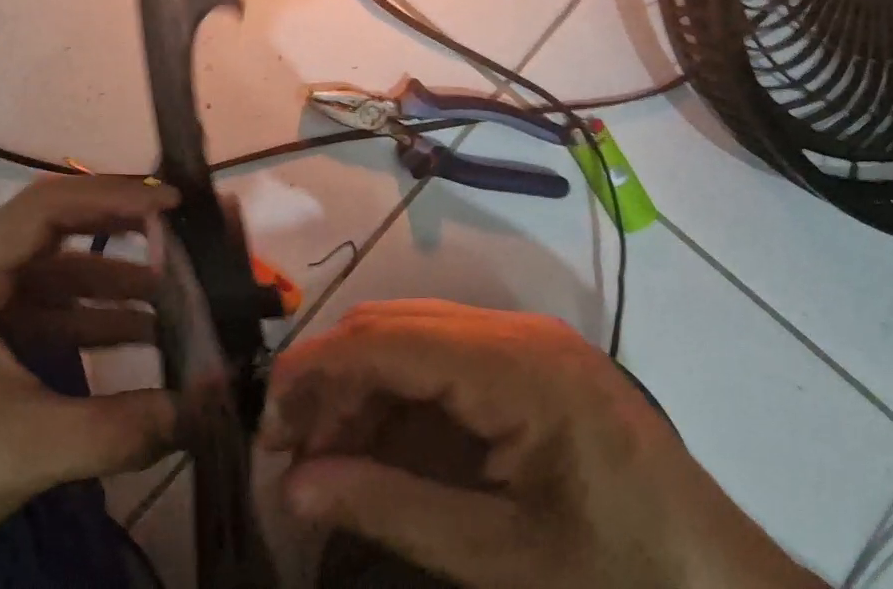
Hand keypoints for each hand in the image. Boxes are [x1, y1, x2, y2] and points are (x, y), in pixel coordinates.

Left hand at [0, 175, 181, 565]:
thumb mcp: (33, 448)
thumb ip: (122, 427)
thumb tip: (204, 404)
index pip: (44, 209)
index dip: (110, 197)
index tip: (171, 204)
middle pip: (57, 226)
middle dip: (122, 226)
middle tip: (186, 231)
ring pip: (63, 266)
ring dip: (119, 277)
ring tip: (183, 290)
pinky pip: (59, 305)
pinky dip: (102, 312)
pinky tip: (151, 331)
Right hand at [260, 300, 824, 588]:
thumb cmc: (626, 581)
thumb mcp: (502, 558)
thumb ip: (390, 509)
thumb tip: (291, 487)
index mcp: (519, 367)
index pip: (384, 341)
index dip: (313, 374)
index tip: (266, 425)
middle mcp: (519, 334)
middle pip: (390, 329)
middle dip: (329, 381)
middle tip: (289, 448)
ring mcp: (530, 346)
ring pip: (409, 341)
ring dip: (359, 391)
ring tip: (326, 457)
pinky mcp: (534, 369)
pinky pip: (441, 363)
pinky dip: (397, 401)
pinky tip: (379, 449)